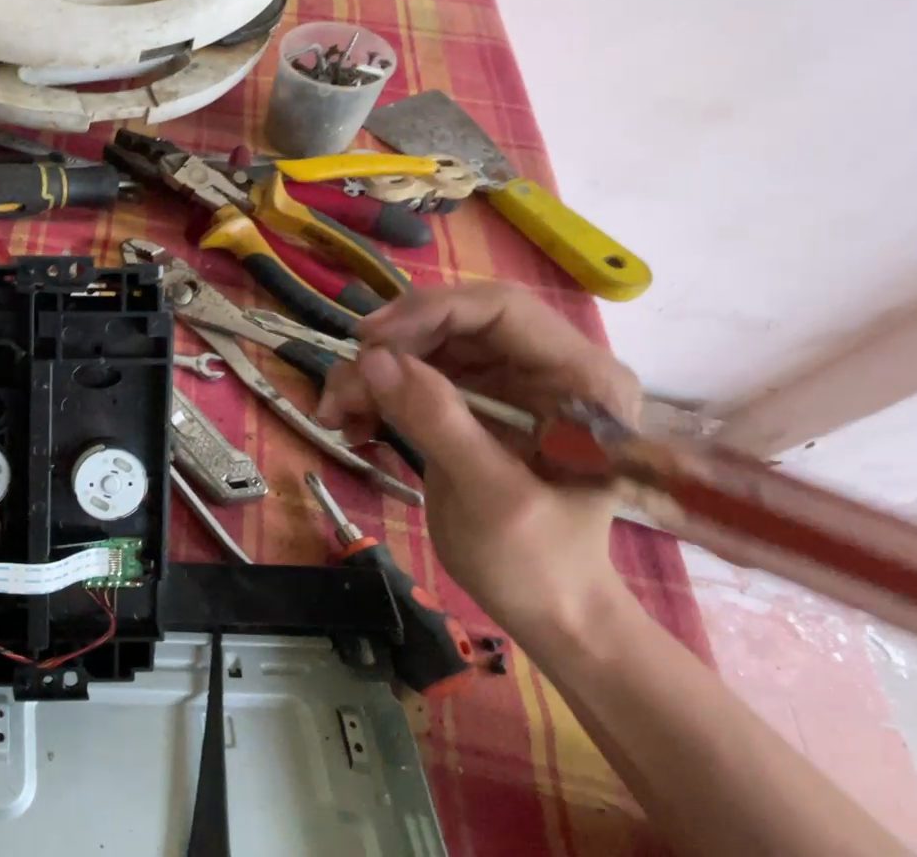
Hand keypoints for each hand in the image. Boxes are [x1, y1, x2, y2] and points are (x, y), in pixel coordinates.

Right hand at [315, 283, 641, 633]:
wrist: (545, 607)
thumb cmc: (536, 560)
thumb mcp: (488, 493)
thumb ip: (436, 420)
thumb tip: (374, 359)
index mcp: (579, 379)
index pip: (501, 309)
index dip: (431, 312)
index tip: (369, 342)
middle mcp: (542, 369)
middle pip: (450, 324)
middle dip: (390, 350)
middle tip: (344, 389)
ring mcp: (502, 387)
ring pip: (419, 349)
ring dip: (369, 376)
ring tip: (337, 415)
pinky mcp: (467, 406)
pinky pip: (407, 378)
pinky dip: (371, 395)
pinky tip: (352, 426)